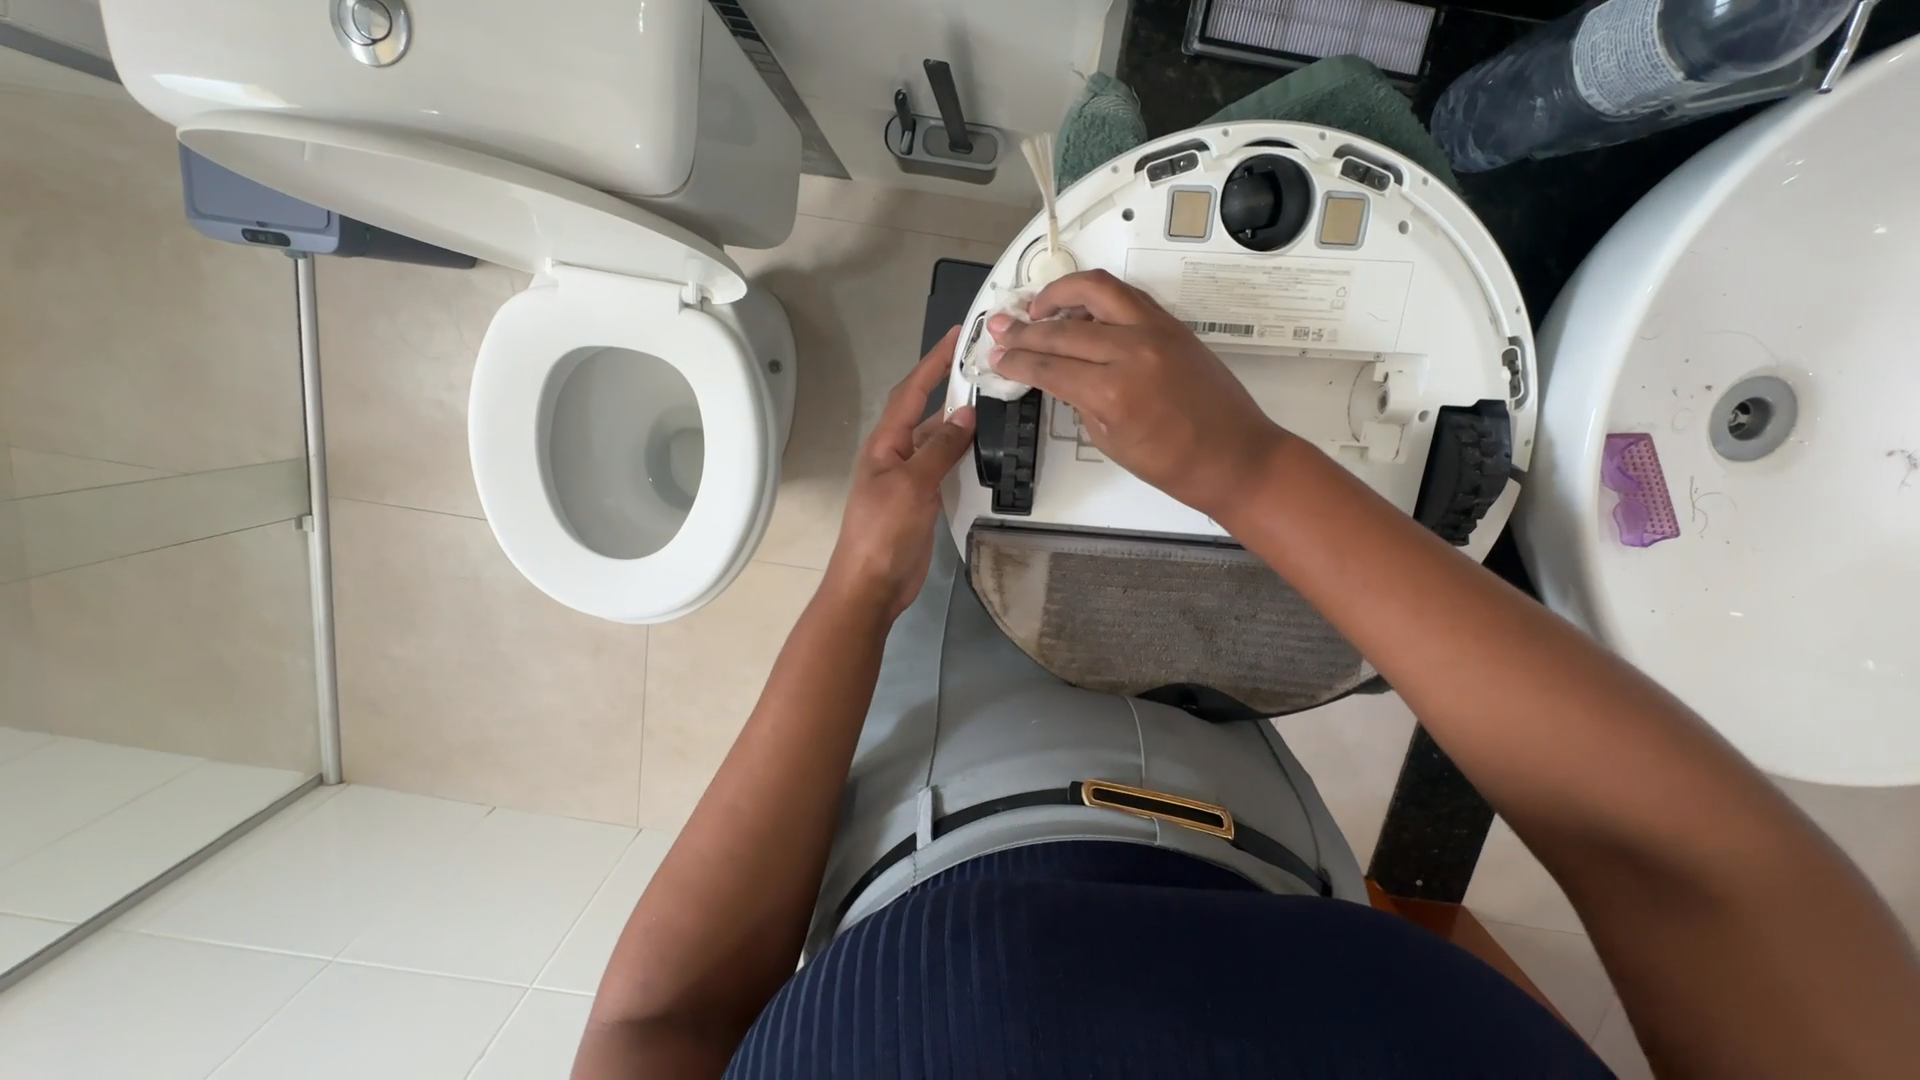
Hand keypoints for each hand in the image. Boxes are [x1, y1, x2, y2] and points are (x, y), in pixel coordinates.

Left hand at [822, 326, 976, 621]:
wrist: (872, 584)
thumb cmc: (884, 532)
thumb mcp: (913, 485)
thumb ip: (940, 449)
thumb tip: (966, 415)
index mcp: (885, 443)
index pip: (911, 392)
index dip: (933, 363)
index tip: (958, 336)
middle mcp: (895, 454)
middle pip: (926, 412)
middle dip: (950, 387)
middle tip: (985, 367)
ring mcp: (908, 478)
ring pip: (938, 440)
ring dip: (960, 423)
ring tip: (994, 402)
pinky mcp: (922, 500)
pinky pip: (944, 468)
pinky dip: (962, 456)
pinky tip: (983, 451)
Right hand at [986, 270, 1287, 518]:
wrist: (1236, 456)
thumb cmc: (1178, 463)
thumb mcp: (1111, 442)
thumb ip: (1081, 402)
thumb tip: (1058, 376)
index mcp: (1113, 393)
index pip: (1047, 367)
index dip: (1016, 362)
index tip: (998, 358)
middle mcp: (1133, 353)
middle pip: (1061, 330)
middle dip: (1023, 330)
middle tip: (1001, 329)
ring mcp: (1155, 332)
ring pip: (1094, 290)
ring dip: (1058, 293)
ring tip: (1036, 306)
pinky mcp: (1171, 324)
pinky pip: (1124, 296)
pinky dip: (1095, 296)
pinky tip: (1078, 309)